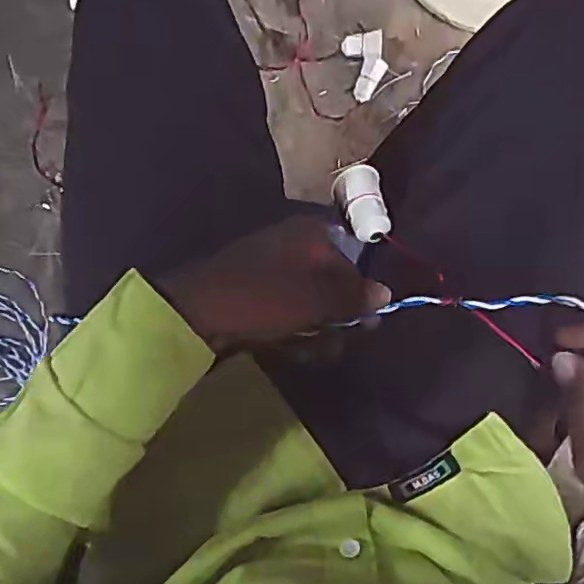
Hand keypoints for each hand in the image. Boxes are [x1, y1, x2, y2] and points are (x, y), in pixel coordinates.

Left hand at [155, 215, 389, 350]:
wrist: (198, 313)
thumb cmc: (263, 298)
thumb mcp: (315, 301)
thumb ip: (353, 297)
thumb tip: (385, 294)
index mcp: (311, 236)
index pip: (355, 262)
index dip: (361, 294)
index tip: (364, 324)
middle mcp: (295, 246)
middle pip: (334, 285)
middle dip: (336, 319)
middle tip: (330, 342)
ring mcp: (275, 270)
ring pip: (312, 303)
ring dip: (315, 331)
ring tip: (305, 348)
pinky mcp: (259, 294)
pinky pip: (289, 312)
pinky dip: (292, 330)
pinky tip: (286, 346)